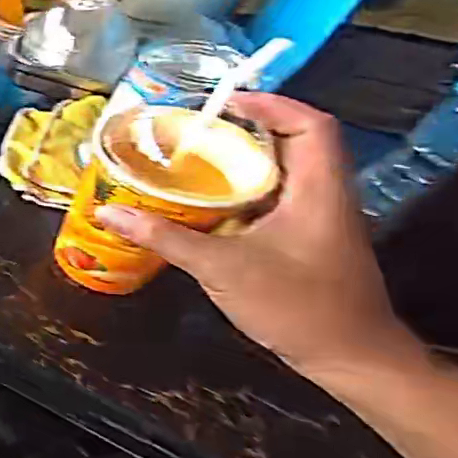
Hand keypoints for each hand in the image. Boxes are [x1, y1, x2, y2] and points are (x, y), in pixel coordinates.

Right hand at [95, 93, 426, 381]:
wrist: (349, 356)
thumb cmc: (295, 305)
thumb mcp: (220, 267)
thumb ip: (163, 236)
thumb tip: (108, 211)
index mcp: (318, 191)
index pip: (310, 126)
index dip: (271, 104)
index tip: (224, 102)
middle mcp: (325, 196)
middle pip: (295, 143)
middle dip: (247, 129)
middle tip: (195, 130)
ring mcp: (319, 219)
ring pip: (284, 172)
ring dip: (243, 160)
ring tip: (192, 160)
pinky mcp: (306, 239)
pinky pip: (275, 198)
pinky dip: (242, 190)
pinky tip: (205, 203)